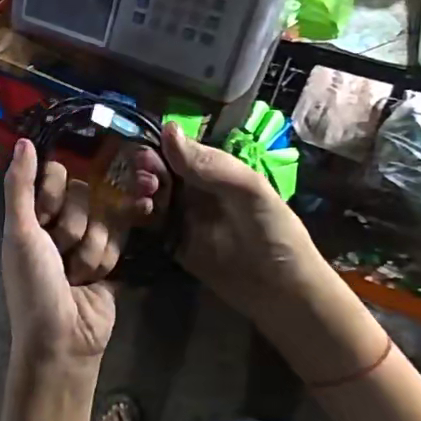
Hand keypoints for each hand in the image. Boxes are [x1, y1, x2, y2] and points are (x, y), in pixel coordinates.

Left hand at [0, 139, 161, 370]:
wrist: (63, 339)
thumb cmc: (33, 285)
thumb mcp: (19, 233)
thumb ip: (20, 186)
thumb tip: (23, 140)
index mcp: (32, 215)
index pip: (57, 175)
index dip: (58, 191)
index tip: (49, 214)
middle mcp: (60, 224)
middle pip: (85, 195)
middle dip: (75, 228)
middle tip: (61, 255)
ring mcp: (87, 241)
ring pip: (105, 218)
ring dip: (92, 250)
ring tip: (77, 276)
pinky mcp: (112, 259)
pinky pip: (121, 239)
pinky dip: (108, 260)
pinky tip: (97, 279)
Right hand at [157, 123, 340, 330]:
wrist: (282, 290)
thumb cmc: (274, 231)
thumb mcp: (249, 189)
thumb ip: (209, 164)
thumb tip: (168, 129)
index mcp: (212, 169)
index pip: (175, 149)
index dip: (155, 149)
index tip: (145, 157)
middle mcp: (193, 189)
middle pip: (156, 171)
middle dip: (144, 171)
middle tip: (146, 183)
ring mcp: (182, 217)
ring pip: (148, 197)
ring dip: (138, 194)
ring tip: (144, 203)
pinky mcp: (173, 245)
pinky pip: (149, 227)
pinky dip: (138, 219)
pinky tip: (140, 219)